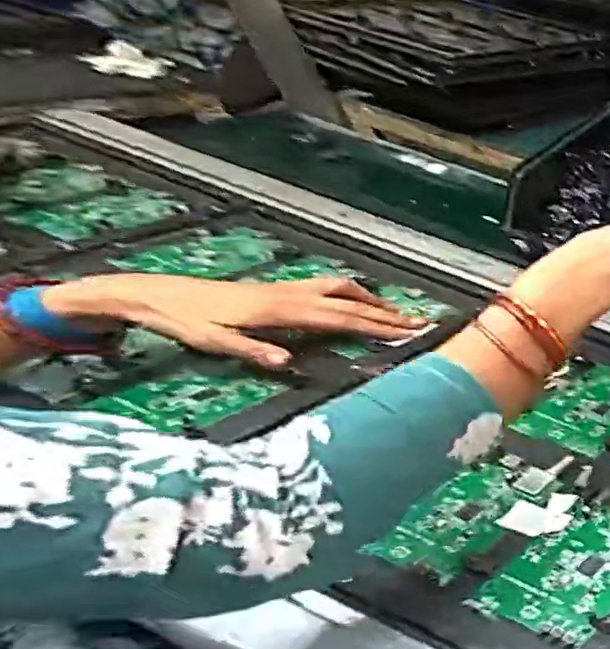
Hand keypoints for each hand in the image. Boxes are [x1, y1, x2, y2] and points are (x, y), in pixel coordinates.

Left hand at [42, 274, 424, 367]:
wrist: (148, 292)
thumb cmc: (180, 320)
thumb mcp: (210, 340)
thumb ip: (251, 349)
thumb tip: (287, 361)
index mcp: (283, 310)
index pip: (343, 319)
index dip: (378, 326)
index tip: (409, 333)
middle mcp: (293, 295)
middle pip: (353, 303)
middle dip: (390, 313)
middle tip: (421, 323)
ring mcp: (288, 289)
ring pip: (344, 289)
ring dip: (374, 300)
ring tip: (398, 311)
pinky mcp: (281, 288)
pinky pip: (330, 288)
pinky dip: (354, 293)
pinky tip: (358, 300)